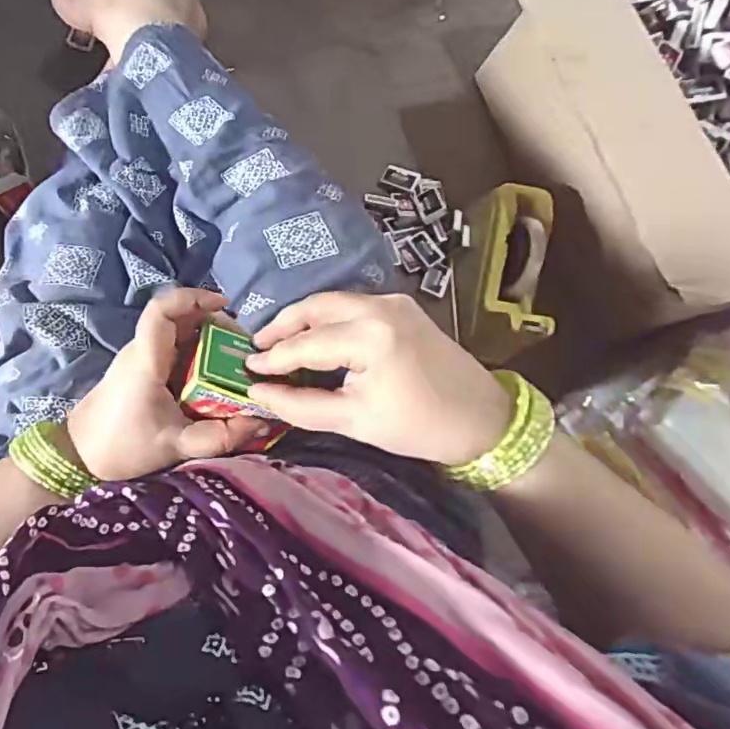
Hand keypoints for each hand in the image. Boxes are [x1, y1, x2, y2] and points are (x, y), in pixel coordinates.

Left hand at [65, 288, 271, 480]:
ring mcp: (139, 360)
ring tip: (234, 361)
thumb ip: (219, 436)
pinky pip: (172, 351)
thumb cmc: (121, 447)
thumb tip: (259, 424)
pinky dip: (195, 355)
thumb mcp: (176, 445)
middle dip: (213, 323)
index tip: (224, 305)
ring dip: (206, 339)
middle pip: (177, 318)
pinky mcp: (140, 371)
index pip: (162, 310)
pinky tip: (214, 376)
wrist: (79, 456)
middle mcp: (141, 352)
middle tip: (241, 346)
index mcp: (146, 360)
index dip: (193, 298)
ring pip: (176, 334)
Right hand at [245, 292, 512, 465]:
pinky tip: (314, 338)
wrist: (483, 420)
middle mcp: (380, 307)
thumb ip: (300, 405)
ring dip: (303, 320)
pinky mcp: (403, 306)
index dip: (272, 358)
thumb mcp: (354, 421)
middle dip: (282, 326)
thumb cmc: (419, 427)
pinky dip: (326, 319)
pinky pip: (351, 305)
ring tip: (278, 343)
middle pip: (314, 307)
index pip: (305, 343)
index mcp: (370, 336)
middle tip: (257, 348)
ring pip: (332, 302)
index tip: (246, 370)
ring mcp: (394, 302)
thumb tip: (258, 393)